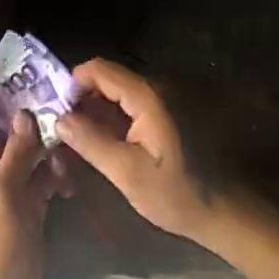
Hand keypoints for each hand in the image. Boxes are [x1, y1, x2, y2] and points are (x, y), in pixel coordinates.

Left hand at [0, 112, 62, 278]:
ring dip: (55, 154)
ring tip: (73, 159)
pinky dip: (59, 176)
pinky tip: (72, 181)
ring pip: (36, 155)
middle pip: (19, 136)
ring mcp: (13, 187)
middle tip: (71, 121)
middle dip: (43, 128)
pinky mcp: (31, 204)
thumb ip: (15, 154)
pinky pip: (47, 178)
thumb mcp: (2, 196)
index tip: (47, 87)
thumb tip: (25, 112)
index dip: (17, 104)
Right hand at [57, 59, 213, 241]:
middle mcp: (157, 87)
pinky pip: (133, 104)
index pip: (101, 69)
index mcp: (148, 95)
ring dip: (97, 108)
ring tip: (75, 136)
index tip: (55, 107)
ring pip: (120, 91)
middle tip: (60, 126)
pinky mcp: (169, 112)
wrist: (223, 209)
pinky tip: (101, 141)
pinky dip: (114, 116)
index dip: (73, 82)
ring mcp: (165, 98)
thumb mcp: (127, 172)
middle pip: (110, 78)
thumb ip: (91, 141)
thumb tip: (59, 118)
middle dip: (82, 97)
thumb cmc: (176, 192)